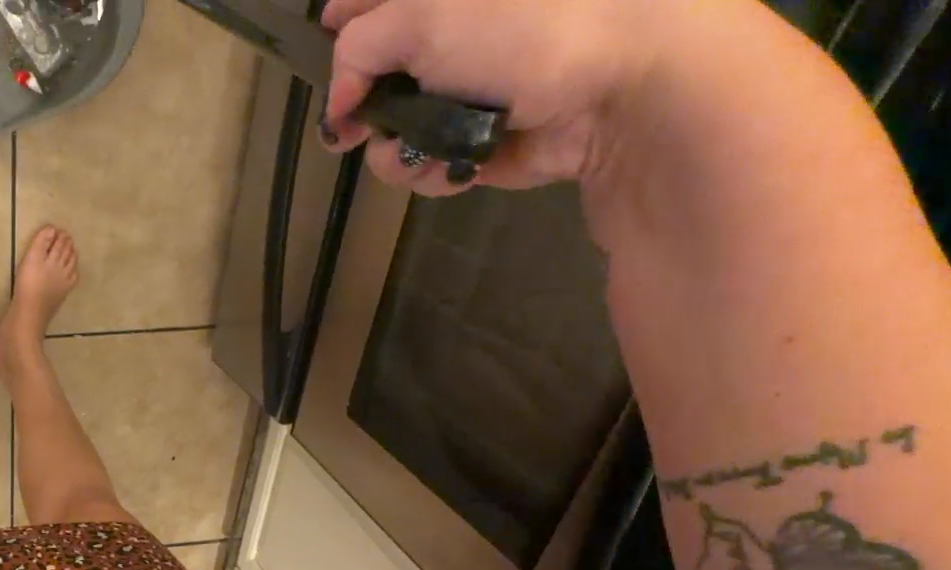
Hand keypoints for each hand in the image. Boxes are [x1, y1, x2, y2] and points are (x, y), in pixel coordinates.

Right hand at [321, 0, 662, 195]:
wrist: (625, 82)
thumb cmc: (523, 27)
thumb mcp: (420, 18)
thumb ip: (357, 49)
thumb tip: (339, 100)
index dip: (342, 22)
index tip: (325, 47)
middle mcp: (456, 33)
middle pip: (376, 74)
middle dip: (361, 108)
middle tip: (352, 133)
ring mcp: (468, 89)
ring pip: (396, 127)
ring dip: (393, 151)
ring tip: (414, 156)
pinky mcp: (481, 138)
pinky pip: (429, 160)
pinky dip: (429, 171)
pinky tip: (449, 170)